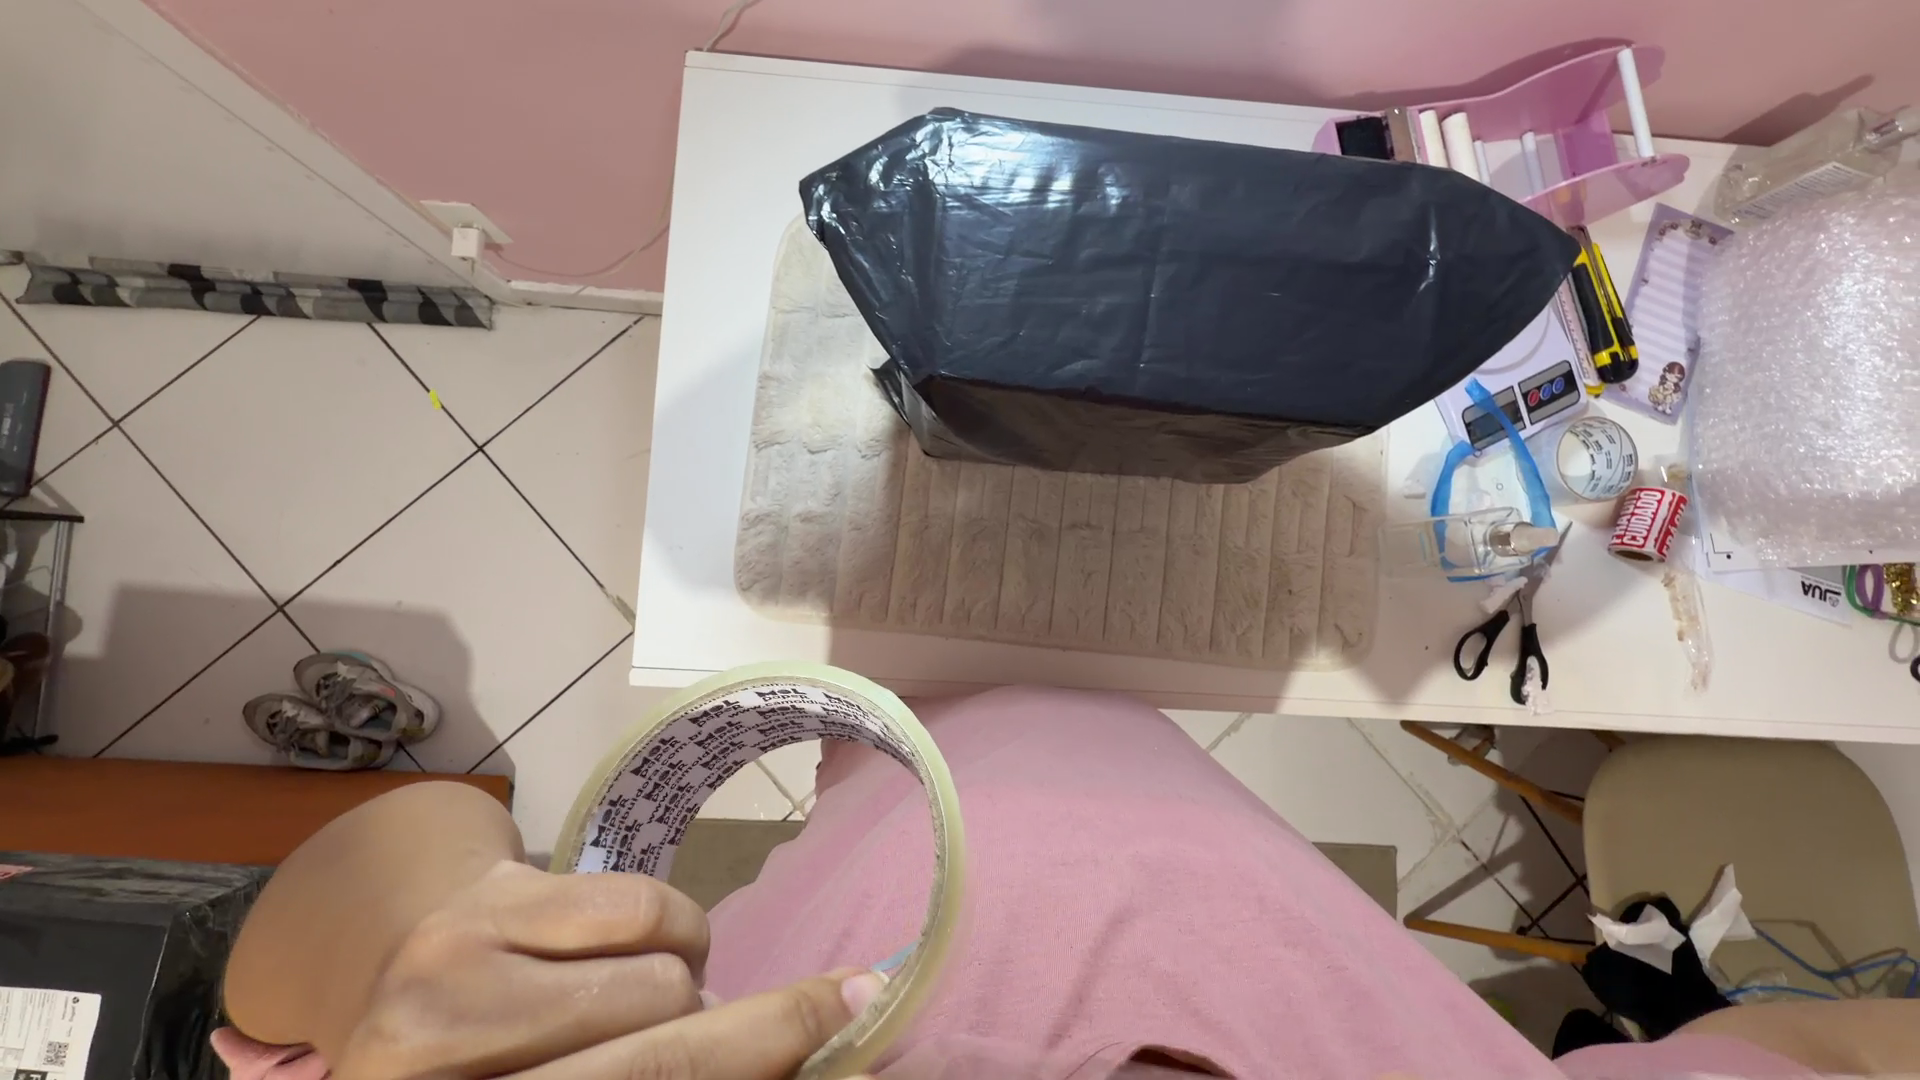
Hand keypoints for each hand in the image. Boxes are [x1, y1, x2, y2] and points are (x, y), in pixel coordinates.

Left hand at [334, 861, 883, 1079]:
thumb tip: (780, 1055)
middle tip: (839, 999)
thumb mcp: (561, 1075)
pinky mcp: (480, 911)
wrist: (391, 958)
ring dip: (685, 988)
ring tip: (649, 996)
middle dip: (768, 1032)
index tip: (848, 1025)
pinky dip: (673, 927)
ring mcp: (445, 1001)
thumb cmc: (493, 1058)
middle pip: (658, 1057)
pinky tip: (640, 945)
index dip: (756, 1060)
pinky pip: (642, 907)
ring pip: (661, 985)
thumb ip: (658, 1066)